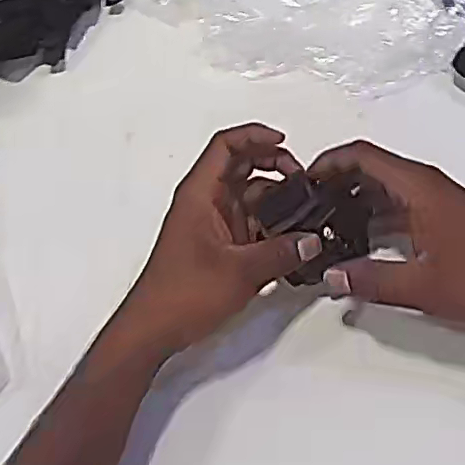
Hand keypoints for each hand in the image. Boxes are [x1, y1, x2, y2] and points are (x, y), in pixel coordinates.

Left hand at [112, 124, 324, 357]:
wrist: (155, 328)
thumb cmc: (180, 294)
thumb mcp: (239, 272)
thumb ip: (280, 253)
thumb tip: (309, 241)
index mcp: (200, 192)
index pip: (226, 145)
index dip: (254, 135)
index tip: (282, 141)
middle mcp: (205, 200)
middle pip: (240, 165)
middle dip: (272, 163)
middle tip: (301, 177)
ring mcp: (212, 221)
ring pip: (247, 193)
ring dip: (274, 195)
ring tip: (302, 207)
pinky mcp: (219, 242)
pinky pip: (248, 219)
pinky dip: (268, 220)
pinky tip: (290, 235)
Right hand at [310, 140, 464, 325]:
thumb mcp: (425, 285)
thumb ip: (372, 280)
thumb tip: (333, 275)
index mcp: (416, 186)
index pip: (361, 155)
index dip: (329, 161)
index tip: (304, 179)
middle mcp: (422, 183)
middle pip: (368, 166)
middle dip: (335, 180)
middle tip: (308, 203)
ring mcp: (432, 198)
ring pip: (381, 185)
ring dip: (353, 198)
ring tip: (326, 222)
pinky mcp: (440, 214)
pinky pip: (395, 202)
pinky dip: (372, 213)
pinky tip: (359, 239)